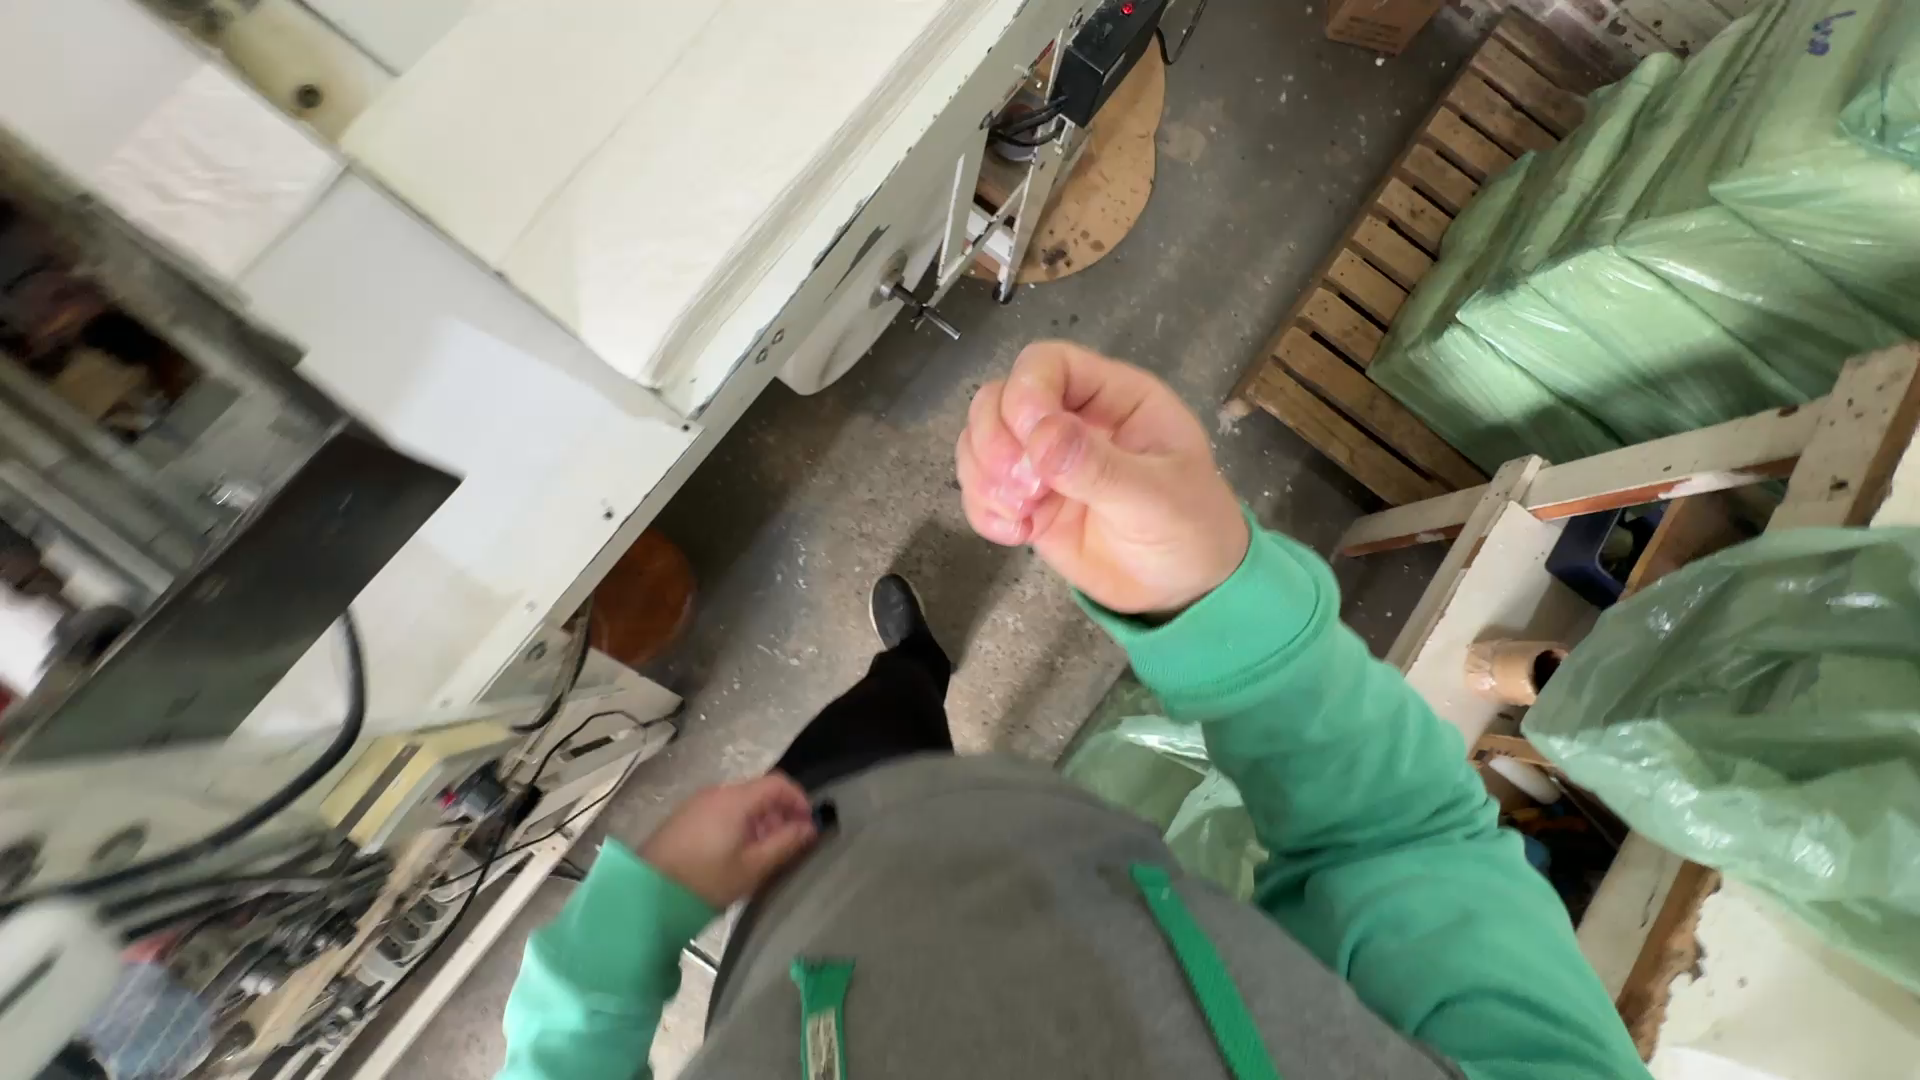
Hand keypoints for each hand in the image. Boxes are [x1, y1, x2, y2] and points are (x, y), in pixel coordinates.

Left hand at [639, 774, 817, 907]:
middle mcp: (717, 792)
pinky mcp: (683, 817)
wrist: (644, 896)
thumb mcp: (753, 868)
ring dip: (759, 821)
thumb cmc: (705, 881)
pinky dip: (738, 824)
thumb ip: (786, 843)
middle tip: (787, 843)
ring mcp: (697, 803)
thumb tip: (810, 827)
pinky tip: (734, 854)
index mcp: (737, 799)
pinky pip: (722, 811)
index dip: (799, 800)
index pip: (779, 783)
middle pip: (759, 791)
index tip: (808, 825)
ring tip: (762, 853)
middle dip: (780, 813)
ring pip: (740, 802)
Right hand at [955, 341, 1249, 615]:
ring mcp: (1042, 460)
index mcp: (1114, 398)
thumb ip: (1101, 467)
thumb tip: (1041, 437)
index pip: (1049, 364)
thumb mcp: (1158, 498)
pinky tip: (1015, 534)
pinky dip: (983, 509)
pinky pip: (980, 488)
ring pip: (980, 440)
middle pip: (999, 398)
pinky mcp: (1025, 500)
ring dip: (985, 477)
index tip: (1031, 440)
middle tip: (1025, 488)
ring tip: (1021, 515)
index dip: (1026, 392)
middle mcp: (1070, 418)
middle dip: (995, 441)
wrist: (1181, 592)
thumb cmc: (1189, 531)